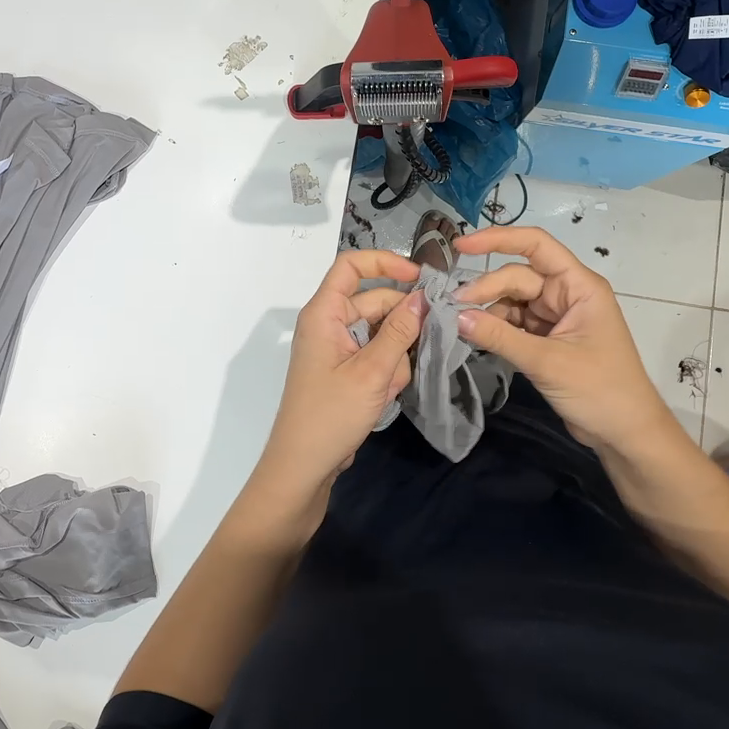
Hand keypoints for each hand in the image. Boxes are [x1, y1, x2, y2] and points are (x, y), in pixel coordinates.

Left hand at [251, 250, 425, 516]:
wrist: (303, 466)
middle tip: (425, 344)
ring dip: (394, 355)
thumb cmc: (331, 415)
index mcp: (323, 313)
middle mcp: (327, 324)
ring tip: (391, 385)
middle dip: (399, 324)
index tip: (419, 276)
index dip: (385, 262)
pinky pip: (375, 355)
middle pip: (373, 301)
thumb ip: (399, 332)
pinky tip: (387, 395)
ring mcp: (336, 348)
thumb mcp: (372, 372)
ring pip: (380, 332)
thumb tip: (422, 297)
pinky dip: (387, 371)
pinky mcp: (344, 371)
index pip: (351, 266)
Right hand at [450, 226, 669, 448]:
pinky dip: (494, 328)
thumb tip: (456, 315)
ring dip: (487, 310)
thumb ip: (500, 337)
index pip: (536, 246)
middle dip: (486, 288)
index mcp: (579, 286)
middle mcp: (566, 294)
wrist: (625, 434)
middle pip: (517, 277)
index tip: (461, 247)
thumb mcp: (548, 362)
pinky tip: (474, 336)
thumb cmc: (600, 390)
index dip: (498, 239)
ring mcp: (556, 317)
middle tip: (451, 306)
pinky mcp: (547, 339)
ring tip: (458, 323)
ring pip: (512, 300)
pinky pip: (513, 323)